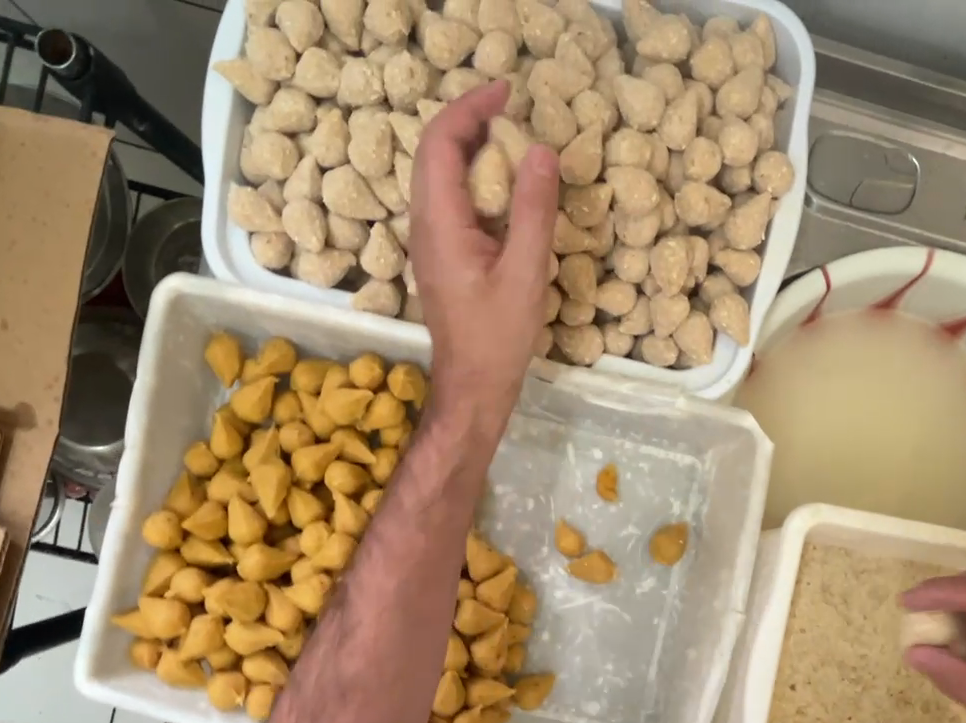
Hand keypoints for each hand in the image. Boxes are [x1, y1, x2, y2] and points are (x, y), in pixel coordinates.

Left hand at [409, 81, 558, 422]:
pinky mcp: (441, 257)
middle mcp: (424, 225)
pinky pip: (450, 201)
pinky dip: (474, 179)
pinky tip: (506, 188)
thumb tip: (541, 150)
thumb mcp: (524, 273)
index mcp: (439, 223)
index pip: (441, 142)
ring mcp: (429, 242)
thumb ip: (532, 210)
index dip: (471, 108)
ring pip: (439, 176)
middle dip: (470, 121)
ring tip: (513, 139)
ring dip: (471, 148)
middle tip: (514, 110)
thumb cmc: (497, 337)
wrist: (472, 386)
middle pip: (434, 152)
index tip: (508, 92)